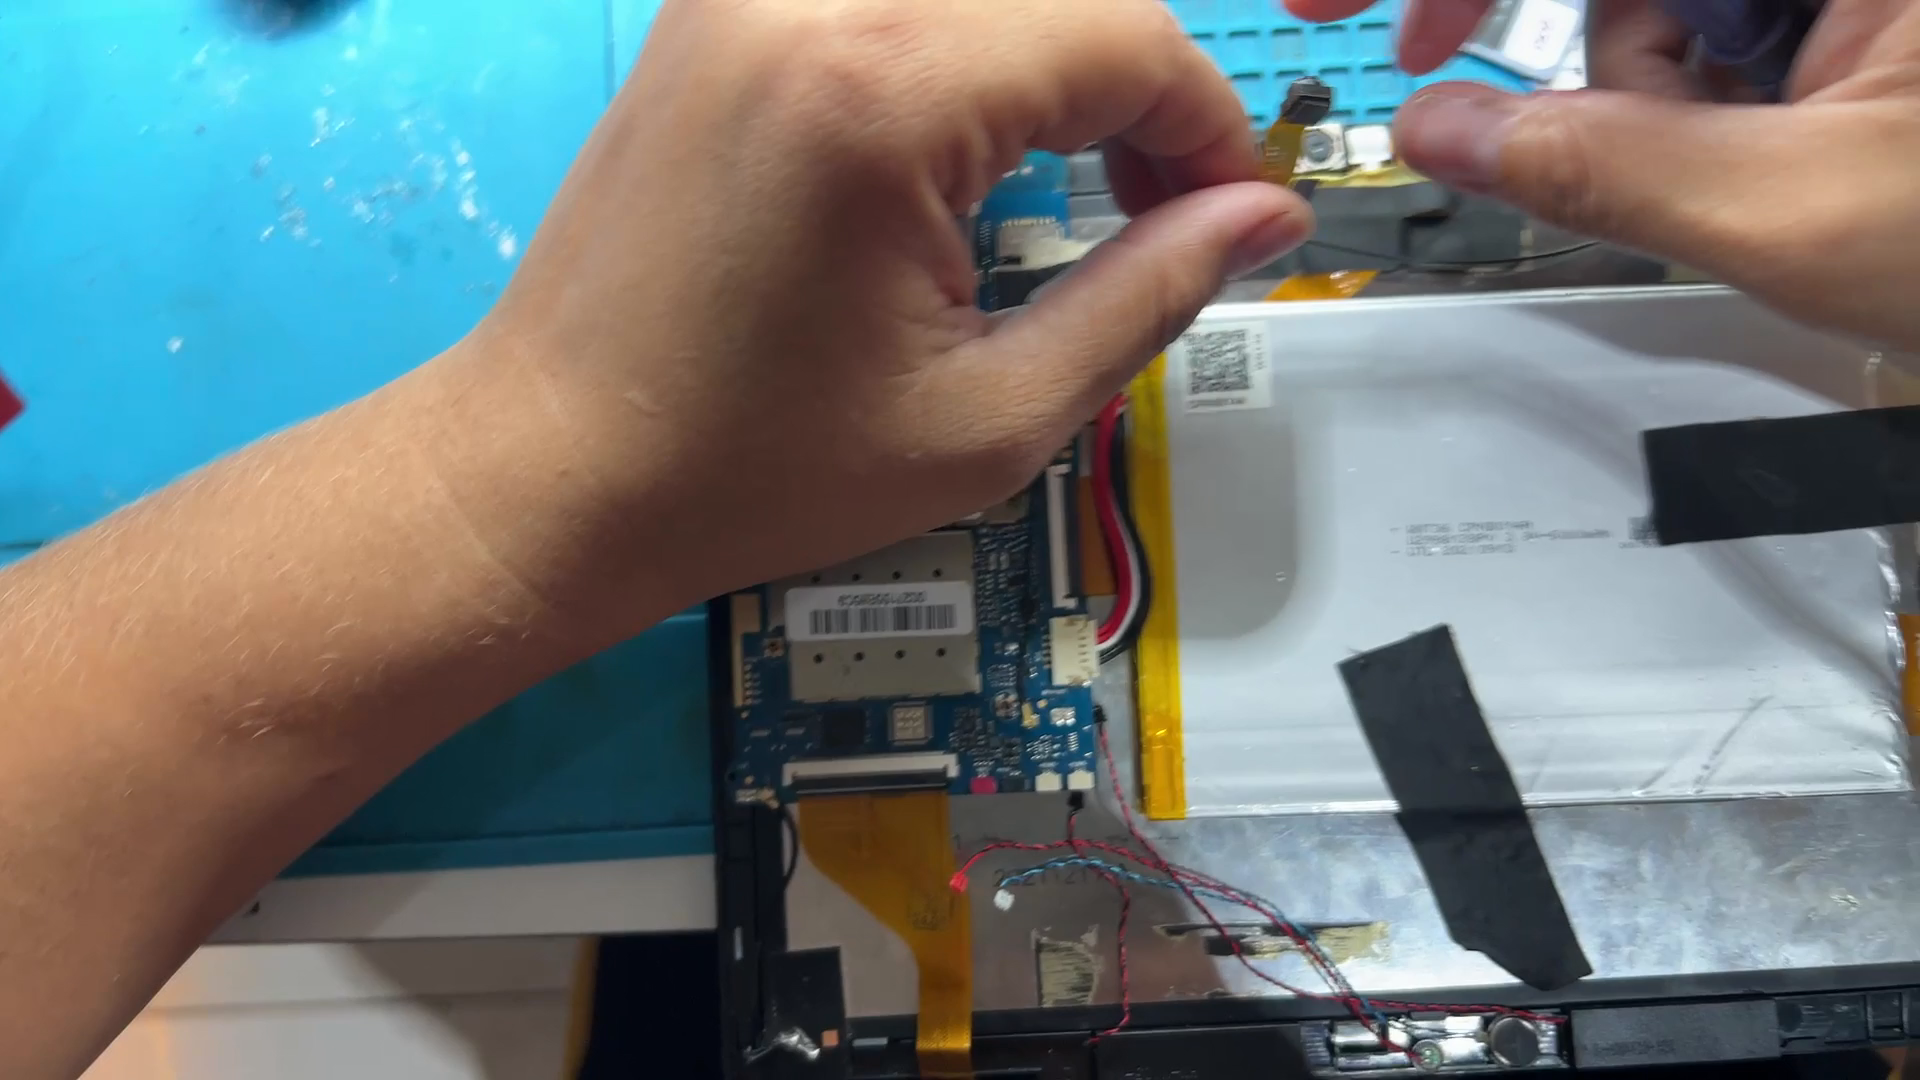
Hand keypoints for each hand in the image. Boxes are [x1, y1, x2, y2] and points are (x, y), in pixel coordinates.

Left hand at [437, 0, 1310, 634]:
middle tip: (1150, 214)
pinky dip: (963, 71)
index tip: (1227, 216)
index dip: (1206, 124)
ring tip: (1067, 193)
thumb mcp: (989, 421)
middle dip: (1136, 95)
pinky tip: (961, 164)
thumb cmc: (769, 477)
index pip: (1122, 34)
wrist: (564, 474)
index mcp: (883, 89)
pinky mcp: (708, 26)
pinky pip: (883, 13)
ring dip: (1050, 77)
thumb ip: (1144, 299)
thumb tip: (1259, 219)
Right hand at [1288, 0, 1919, 352]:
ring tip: (1720, 142)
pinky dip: (1695, 58)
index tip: (1331, 10)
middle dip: (1567, 31)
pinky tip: (1750, 113)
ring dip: (1645, 62)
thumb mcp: (1788, 210)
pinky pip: (1729, 1)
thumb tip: (1432, 131)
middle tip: (1470, 90)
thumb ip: (1585, 163)